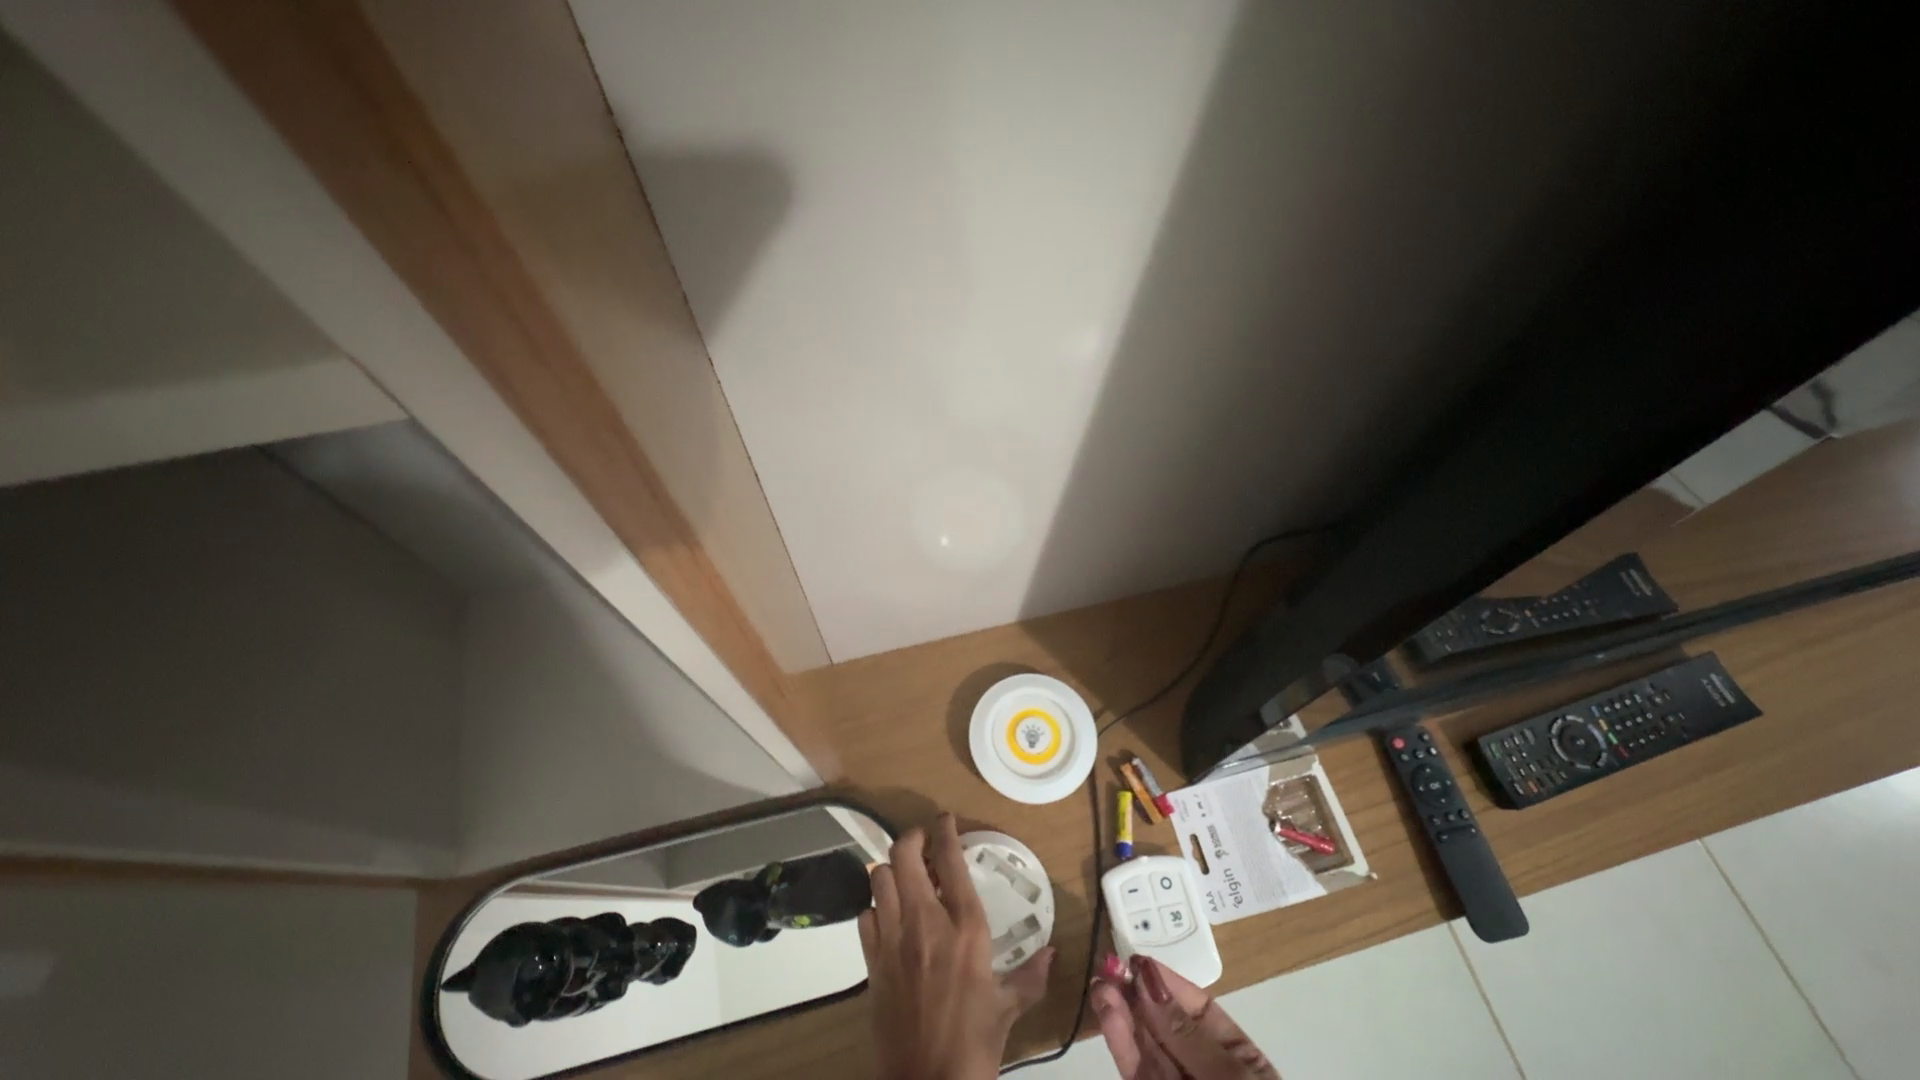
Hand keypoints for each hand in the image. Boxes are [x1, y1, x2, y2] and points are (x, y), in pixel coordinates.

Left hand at [859, 813, 1054, 1079]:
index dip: (945, 831)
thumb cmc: (975, 1043)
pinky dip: (875, 907)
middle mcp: (924, 922)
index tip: (945, 819)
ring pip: (878, 879)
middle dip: (911, 838)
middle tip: (921, 840)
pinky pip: (866, 916)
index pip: (950, 861)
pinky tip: (888, 916)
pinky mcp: (871, 961)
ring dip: (890, 869)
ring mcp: (892, 940)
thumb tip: (1052, 954)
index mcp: (965, 927)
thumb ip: (1032, 976)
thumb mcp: (1009, 1008)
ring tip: (904, 875)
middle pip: (904, 857)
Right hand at [1091, 955, 1279, 1078]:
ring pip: (1147, 1047)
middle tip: (1108, 966)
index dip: (1169, 985)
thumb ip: (1186, 1034)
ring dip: (1122, 1014)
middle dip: (1138, 995)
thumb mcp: (1230, 1077)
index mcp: (1243, 1064)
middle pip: (1168, 1027)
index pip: (1202, 1012)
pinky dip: (1120, 1042)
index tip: (1137, 961)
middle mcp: (1206, 1070)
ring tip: (1100, 984)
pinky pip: (1137, 1070)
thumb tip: (1150, 979)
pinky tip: (1107, 1014)